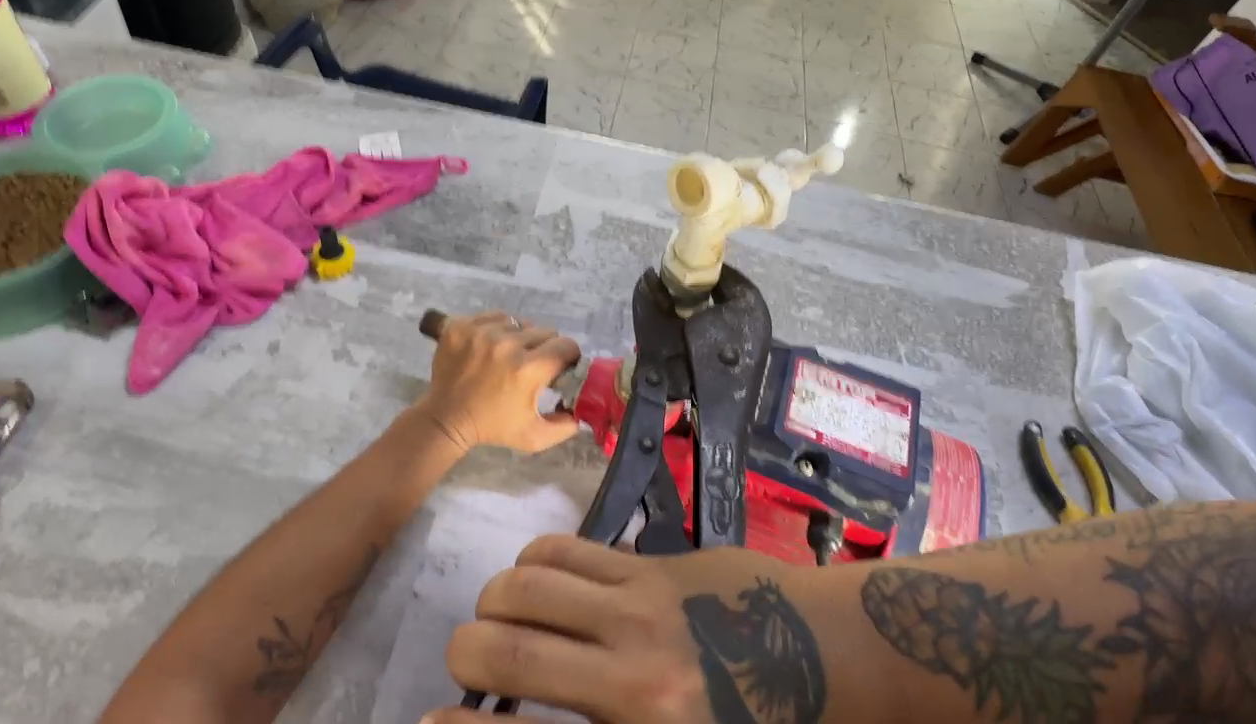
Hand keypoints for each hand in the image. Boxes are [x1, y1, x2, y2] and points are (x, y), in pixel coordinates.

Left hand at [417, 312, 580, 453]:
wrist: (446, 419)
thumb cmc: (493, 428)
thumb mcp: (535, 437)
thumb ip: (566, 425)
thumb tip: (584, 409)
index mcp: (528, 369)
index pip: (566, 345)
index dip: (568, 356)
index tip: (560, 367)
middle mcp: (506, 344)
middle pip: (545, 332)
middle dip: (545, 348)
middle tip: (532, 364)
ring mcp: (481, 332)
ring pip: (519, 322)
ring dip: (520, 337)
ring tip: (509, 356)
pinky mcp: (461, 325)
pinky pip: (494, 316)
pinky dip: (497, 328)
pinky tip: (491, 346)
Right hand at [427, 536, 818, 723]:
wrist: (827, 658)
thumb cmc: (755, 722)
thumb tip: (543, 710)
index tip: (428, 719)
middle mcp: (628, 678)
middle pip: (504, 654)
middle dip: (464, 656)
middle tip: (469, 661)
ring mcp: (638, 610)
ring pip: (526, 586)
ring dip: (497, 602)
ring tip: (505, 615)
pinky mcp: (651, 566)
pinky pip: (567, 549)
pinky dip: (536, 562)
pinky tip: (542, 577)